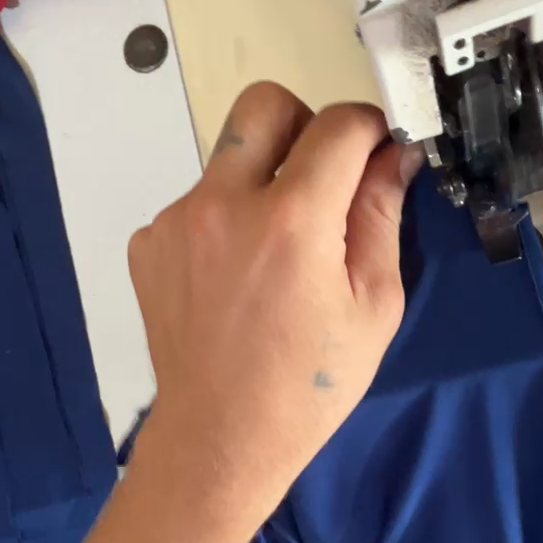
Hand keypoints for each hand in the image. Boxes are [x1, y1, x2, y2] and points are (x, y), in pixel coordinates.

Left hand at [128, 82, 421, 504]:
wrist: (221, 439)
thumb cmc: (311, 386)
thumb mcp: (373, 307)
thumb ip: (381, 217)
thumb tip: (394, 155)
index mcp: (292, 221)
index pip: (338, 125)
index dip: (370, 129)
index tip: (378, 156)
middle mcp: (223, 204)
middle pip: (265, 103)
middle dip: (306, 127)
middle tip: (323, 183)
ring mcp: (175, 221)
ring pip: (228, 157)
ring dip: (261, 182)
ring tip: (272, 254)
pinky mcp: (147, 244)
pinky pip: (196, 202)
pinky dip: (224, 222)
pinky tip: (233, 281)